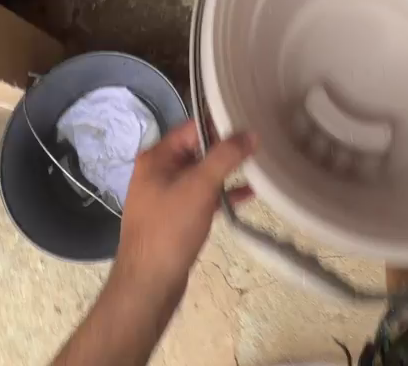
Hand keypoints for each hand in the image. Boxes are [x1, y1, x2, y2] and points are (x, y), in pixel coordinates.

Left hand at [112, 121, 255, 297]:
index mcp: (157, 156)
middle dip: (227, 148)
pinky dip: (222, 194)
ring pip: (202, 174)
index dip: (220, 124)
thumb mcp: (200, 186)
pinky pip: (202, 196)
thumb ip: (226, 156)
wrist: (148, 285)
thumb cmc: (171, 228)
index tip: (250, 122)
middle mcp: (158, 171)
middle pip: (198, 149)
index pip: (193, 127)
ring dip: (227, 172)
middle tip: (259, 144)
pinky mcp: (175, 217)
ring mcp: (165, 195)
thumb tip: (251, 133)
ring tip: (258, 167)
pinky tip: (247, 196)